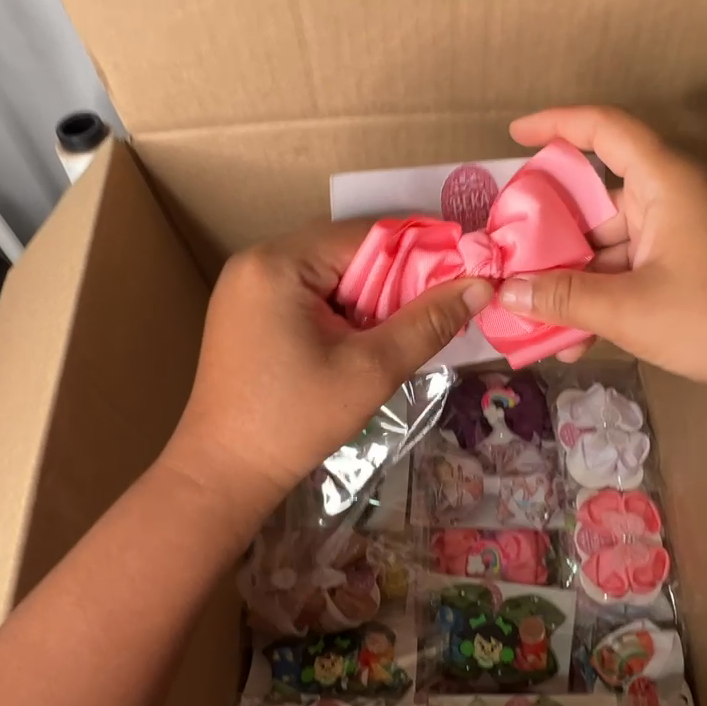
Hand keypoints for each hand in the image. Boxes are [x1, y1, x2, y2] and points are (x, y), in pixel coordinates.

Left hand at [162, 221, 492, 525]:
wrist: (225, 471)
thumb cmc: (297, 420)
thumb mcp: (372, 370)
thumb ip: (428, 322)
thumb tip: (480, 285)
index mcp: (279, 263)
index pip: (366, 234)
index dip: (420, 252)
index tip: (460, 276)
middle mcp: (257, 260)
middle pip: (345, 249)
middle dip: (394, 277)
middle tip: (434, 308)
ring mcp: (246, 285)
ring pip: (329, 271)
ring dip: (369, 294)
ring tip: (401, 328)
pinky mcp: (246, 310)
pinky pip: (307, 291)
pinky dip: (341, 307)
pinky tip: (362, 338)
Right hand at [497, 106, 706, 400]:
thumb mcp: (628, 309)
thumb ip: (561, 298)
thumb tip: (504, 293)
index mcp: (665, 181)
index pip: (605, 129)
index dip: (556, 124)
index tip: (514, 134)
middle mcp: (676, 198)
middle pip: (599, 201)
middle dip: (553, 236)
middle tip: (511, 262)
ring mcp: (688, 236)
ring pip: (614, 246)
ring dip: (577, 281)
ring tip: (535, 319)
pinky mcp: (697, 270)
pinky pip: (635, 272)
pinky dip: (606, 297)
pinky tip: (577, 340)